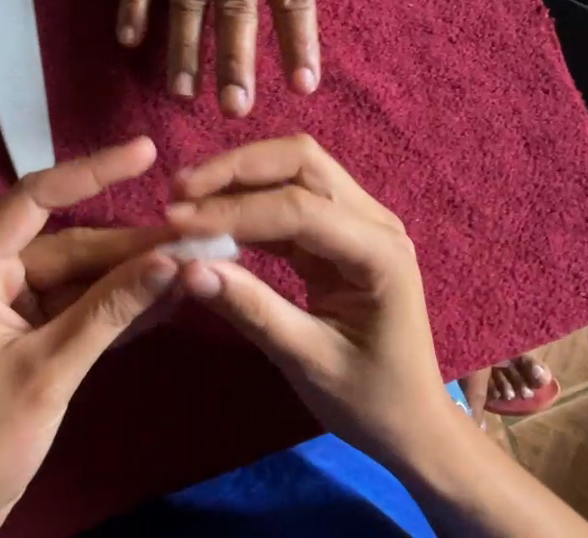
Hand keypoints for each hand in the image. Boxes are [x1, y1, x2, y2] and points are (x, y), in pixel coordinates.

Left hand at [0, 138, 178, 537]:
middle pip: (70, 243)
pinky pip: (77, 306)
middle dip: (131, 244)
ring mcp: (8, 305)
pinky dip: (116, 306)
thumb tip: (171, 260)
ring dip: (131, 276)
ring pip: (80, 276)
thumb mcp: (48, 372)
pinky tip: (165, 298)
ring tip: (192, 262)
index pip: (36, 199)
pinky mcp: (26, 334)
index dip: (92, 171)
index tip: (145, 152)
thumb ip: (109, 311)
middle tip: (195, 233)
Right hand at [166, 135, 587, 537]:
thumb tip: (187, 270)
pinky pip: (289, 198)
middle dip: (236, 168)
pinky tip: (210, 217)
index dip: (234, 210)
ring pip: (294, 169)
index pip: (300, 208)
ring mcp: (358, 221)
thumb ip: (253, 311)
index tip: (174, 221)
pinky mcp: (337, 232)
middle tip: (178, 192)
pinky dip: (248, 202)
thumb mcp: (310, 364)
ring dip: (239, 177)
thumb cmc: (372, 402)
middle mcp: (374, 221)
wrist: (413, 425)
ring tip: (184, 197)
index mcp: (379, 253)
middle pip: (301, 162)